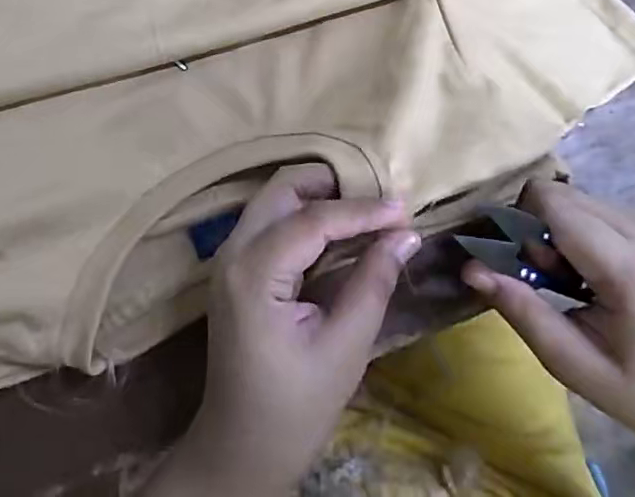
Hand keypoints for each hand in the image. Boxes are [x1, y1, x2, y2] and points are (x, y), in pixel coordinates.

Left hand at [145, 164, 419, 496]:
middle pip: (283, 189)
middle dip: (333, 185)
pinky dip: (305, 214)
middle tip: (380, 203)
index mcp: (253, 274)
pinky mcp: (235, 267)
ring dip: (318, 196)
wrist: (239, 450)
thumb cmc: (294, 408)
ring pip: (274, 198)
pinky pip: (270, 220)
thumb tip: (406, 235)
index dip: (362, 210)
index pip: (312, 219)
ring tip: (365, 212)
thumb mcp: (344, 349)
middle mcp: (232, 252)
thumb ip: (373, 283)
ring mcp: (228, 257)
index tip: (404, 210)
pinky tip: (338, 230)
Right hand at [463, 181, 634, 494]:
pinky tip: (586, 277)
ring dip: (554, 230)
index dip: (518, 222)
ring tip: (565, 281)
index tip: (520, 266)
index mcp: (627, 264)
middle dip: (535, 226)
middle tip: (542, 278)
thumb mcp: (573, 364)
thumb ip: (520, 310)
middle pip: (560, 194)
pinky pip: (593, 209)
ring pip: (574, 199)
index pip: (551, 201)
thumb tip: (469, 268)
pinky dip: (574, 232)